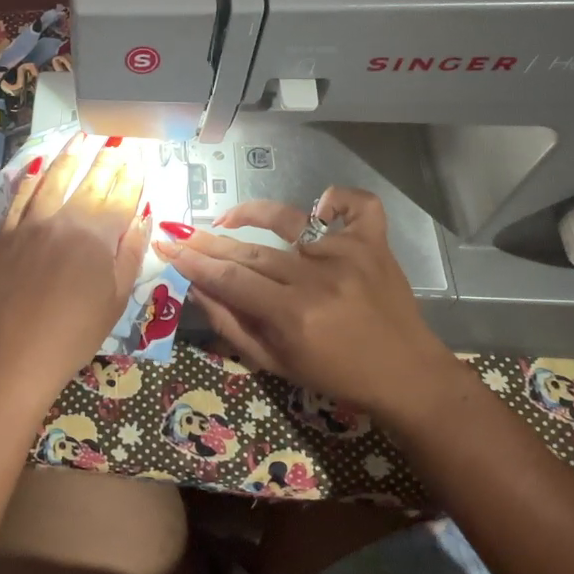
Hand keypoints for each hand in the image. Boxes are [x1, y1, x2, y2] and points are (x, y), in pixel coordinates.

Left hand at [0, 132, 147, 401]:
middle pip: (89, 181)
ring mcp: (30, 223)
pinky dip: (32, 177)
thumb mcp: (117, 298)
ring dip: (70, 156)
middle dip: (106, 158)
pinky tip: (39, 166)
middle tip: (115, 139)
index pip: (121, 196)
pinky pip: (19, 196)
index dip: (132, 176)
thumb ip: (131, 252)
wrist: (17, 353)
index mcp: (97, 236)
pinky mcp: (4, 233)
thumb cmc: (76, 333)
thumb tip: (144, 217)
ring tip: (81, 137)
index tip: (139, 157)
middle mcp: (64, 220)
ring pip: (52, 179)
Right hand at [153, 188, 453, 416]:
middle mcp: (318, 278)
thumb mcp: (273, 362)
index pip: (230, 278)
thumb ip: (230, 324)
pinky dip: (337, 199)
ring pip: (289, 222)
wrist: (406, 374)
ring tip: (226, 219)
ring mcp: (349, 254)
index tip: (167, 249)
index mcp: (293, 314)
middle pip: (252, 251)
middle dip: (210, 243)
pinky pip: (356, 205)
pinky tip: (317, 206)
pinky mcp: (374, 243)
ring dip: (251, 215)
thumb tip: (195, 286)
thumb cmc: (334, 374)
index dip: (194, 263)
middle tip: (180, 233)